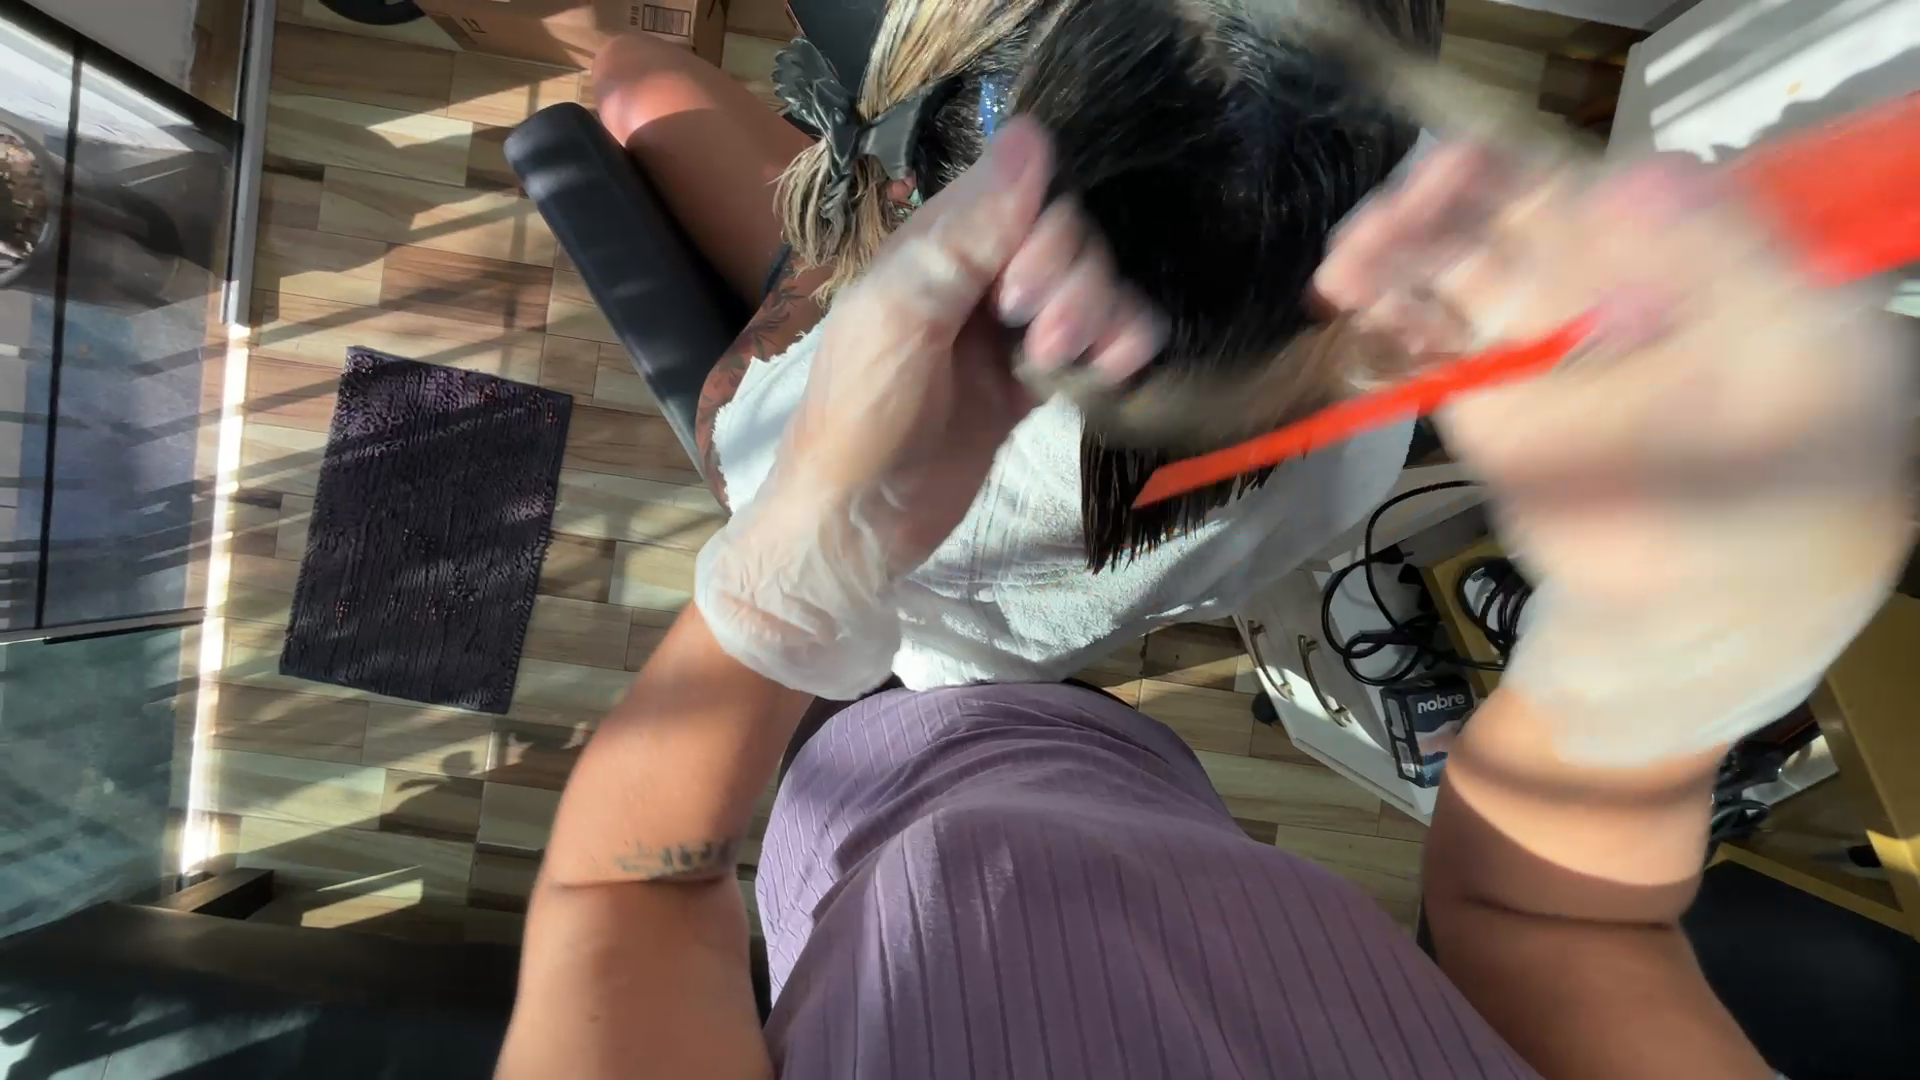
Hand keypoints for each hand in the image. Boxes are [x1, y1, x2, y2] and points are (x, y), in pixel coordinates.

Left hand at [696, 118, 1161, 696]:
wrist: (861, 522)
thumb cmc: (862, 416)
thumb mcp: (901, 315)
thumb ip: (966, 233)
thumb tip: (1033, 133)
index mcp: (933, 250)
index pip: (1021, 199)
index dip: (1041, 234)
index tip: (1018, 294)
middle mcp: (972, 283)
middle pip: (1063, 244)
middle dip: (1070, 284)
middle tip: (1040, 339)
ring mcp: (1001, 337)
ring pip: (1082, 292)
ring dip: (1098, 314)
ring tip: (1075, 358)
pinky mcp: (1024, 385)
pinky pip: (1087, 347)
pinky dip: (1113, 347)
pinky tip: (1119, 365)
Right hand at [1318, 144, 1914, 762]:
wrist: (1686, 607)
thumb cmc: (1772, 502)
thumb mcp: (1800, 371)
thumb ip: (1724, 273)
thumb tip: (1629, 183)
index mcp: (1679, 260)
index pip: (1576, 184)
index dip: (1500, 173)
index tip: (1433, 183)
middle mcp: (1593, 291)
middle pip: (1491, 225)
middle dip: (1419, 219)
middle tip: (1358, 244)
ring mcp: (1526, 349)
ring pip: (1443, 282)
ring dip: (1385, 269)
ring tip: (1338, 280)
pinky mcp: (1477, 403)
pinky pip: (1423, 347)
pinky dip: (1386, 329)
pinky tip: (1356, 320)